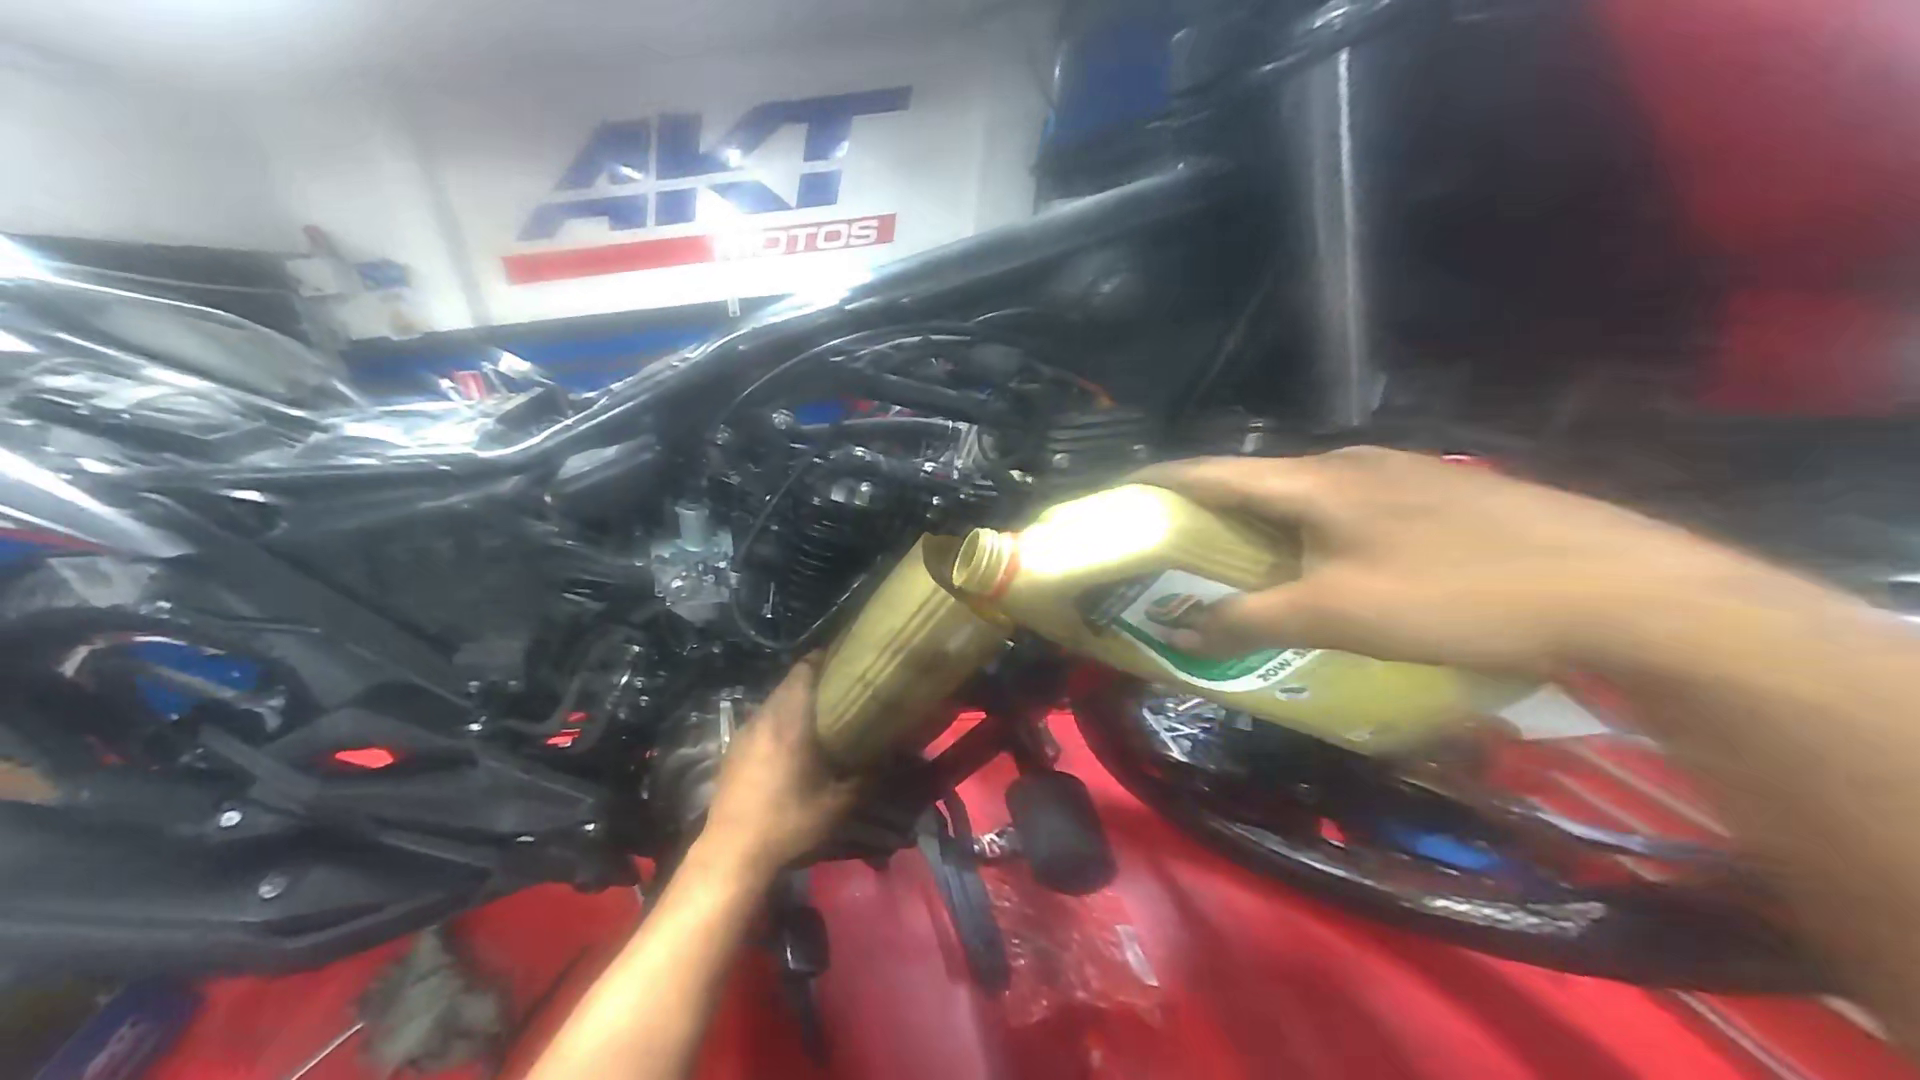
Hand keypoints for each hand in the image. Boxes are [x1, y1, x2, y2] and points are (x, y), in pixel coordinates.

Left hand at [700, 656, 859, 872]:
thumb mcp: (838, 803)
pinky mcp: (734, 749)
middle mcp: (764, 716)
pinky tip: (792, 742)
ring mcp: (745, 732)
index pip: (804, 669)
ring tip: (820, 713)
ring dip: (795, 701)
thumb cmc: (789, 821)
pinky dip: (780, 721)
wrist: (733, 852)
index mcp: (790, 719)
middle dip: (814, 680)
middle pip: (789, 682)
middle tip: (841, 688)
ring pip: (774, 701)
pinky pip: (762, 721)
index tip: (847, 659)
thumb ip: (867, 775)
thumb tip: (892, 756)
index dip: (824, 658)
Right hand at [1134, 447, 1839, 674]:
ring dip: (1266, 527)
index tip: (1122, 494)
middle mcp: (1349, 464)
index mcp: (1314, 481)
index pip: (1212, 472)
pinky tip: (1334, 569)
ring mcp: (1402, 475)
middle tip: (1178, 551)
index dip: (1160, 481)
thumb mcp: (1335, 616)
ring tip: (1250, 567)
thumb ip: (1249, 620)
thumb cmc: (1455, 596)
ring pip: (1307, 498)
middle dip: (1210, 514)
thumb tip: (1180, 632)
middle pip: (1257, 483)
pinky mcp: (1442, 496)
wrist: (1623, 591)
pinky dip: (1316, 534)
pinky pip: (1350, 509)